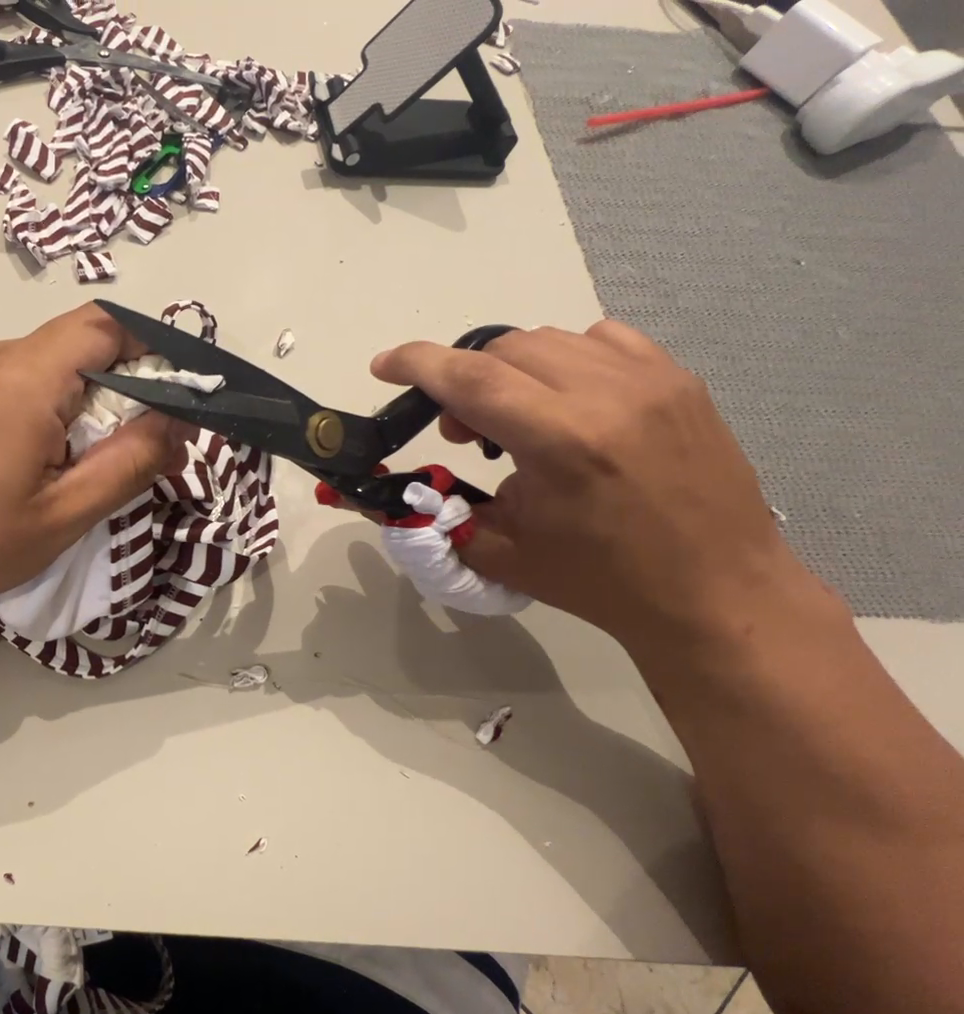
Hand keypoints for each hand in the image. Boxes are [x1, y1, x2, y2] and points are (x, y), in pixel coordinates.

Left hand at [0, 304, 191, 627]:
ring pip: (48, 364)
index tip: (186, 397)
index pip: (108, 325)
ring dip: (87, 399)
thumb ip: (129, 463)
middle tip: (152, 442)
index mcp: (23, 377)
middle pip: (79, 341)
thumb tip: (181, 423)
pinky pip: (16, 384)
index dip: (157, 349)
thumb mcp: (61, 516)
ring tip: (101, 461)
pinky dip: (50, 409)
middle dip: (127, 382)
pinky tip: (49, 462)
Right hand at [372, 321, 822, 649]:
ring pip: (549, 339)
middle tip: (462, 433)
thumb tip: (381, 494)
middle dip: (462, 379)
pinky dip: (563, 360)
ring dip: (509, 370)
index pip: (470, 377)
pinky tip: (565, 403)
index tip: (382, 368)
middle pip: (503, 349)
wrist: (715, 590)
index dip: (415, 364)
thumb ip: (436, 512)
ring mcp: (652, 380)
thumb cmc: (600, 580)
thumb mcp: (498, 552)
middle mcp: (608, 395)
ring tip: (515, 420)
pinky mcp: (679, 381)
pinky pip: (601, 340)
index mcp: (561, 441)